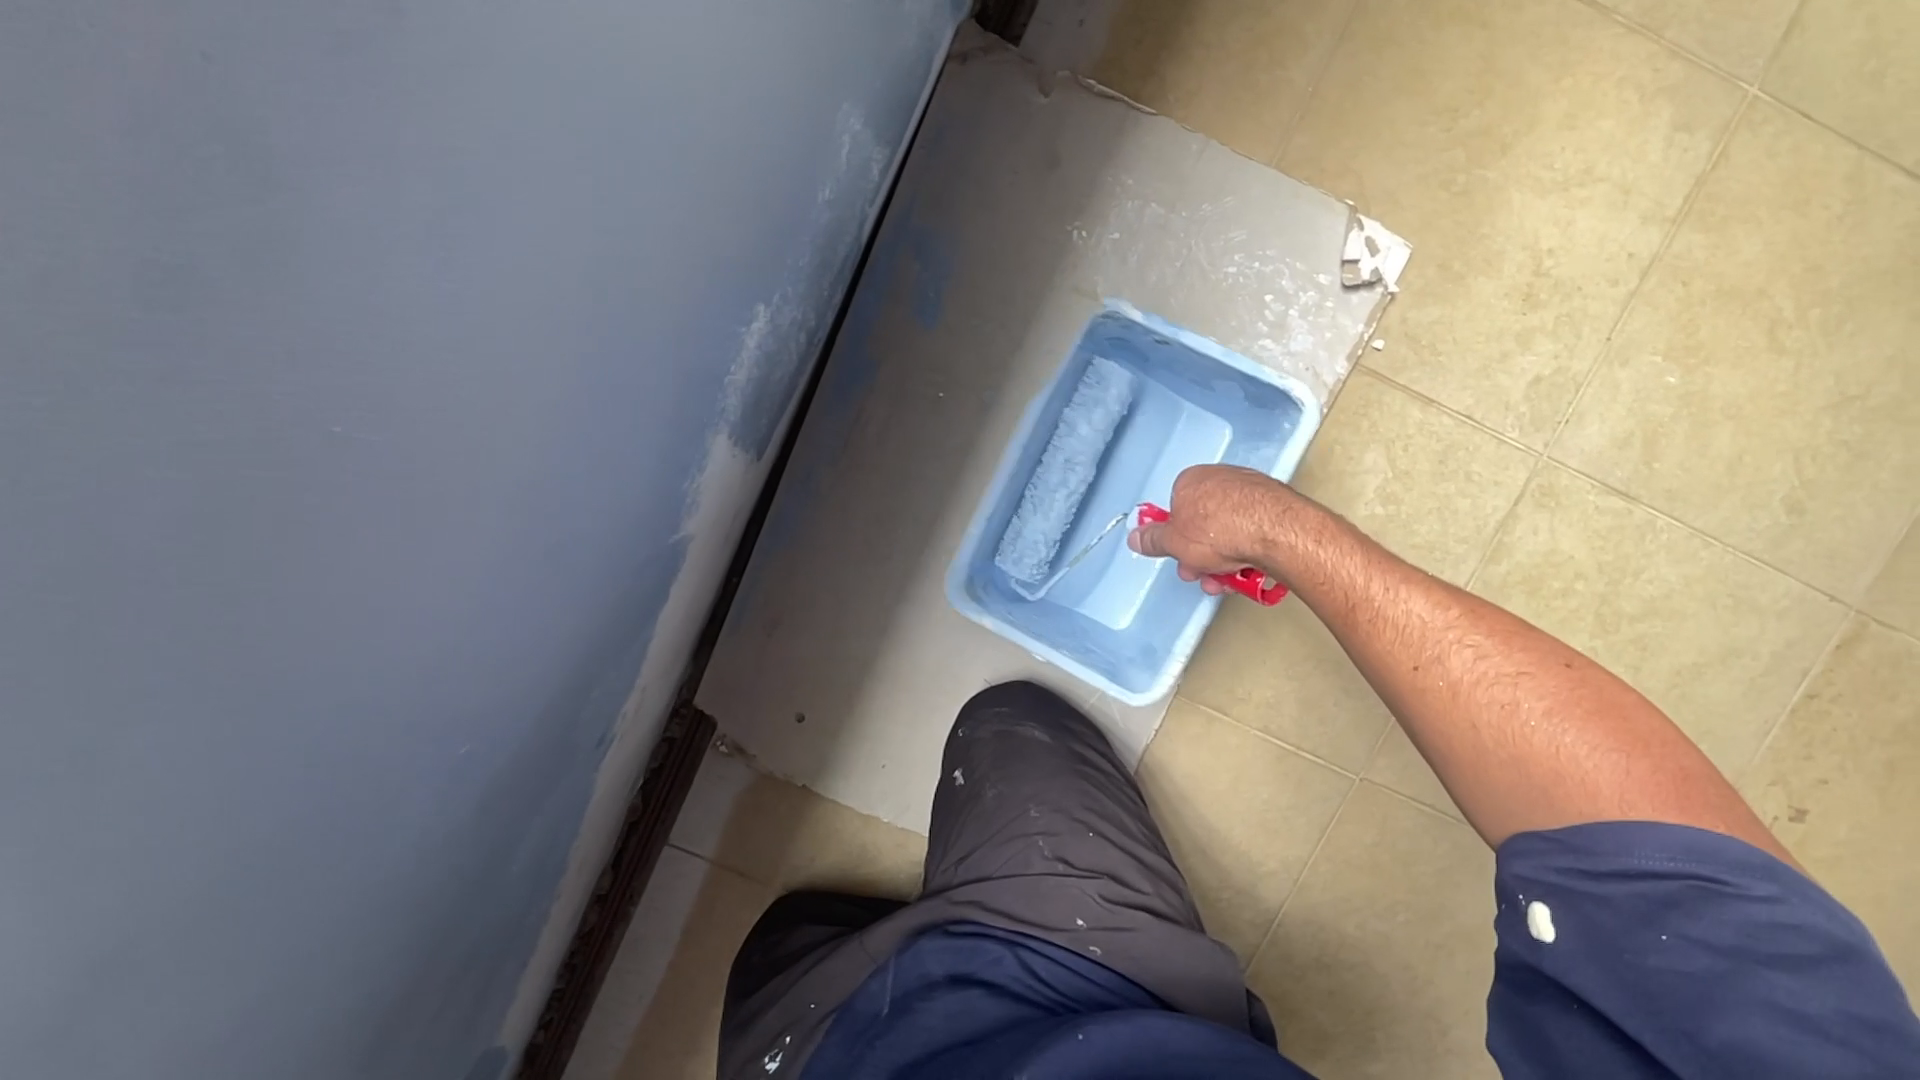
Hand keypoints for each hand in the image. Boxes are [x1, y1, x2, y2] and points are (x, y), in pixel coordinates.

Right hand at [1128, 465, 1295, 592]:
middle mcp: (1220, 478)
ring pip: (1229, 531)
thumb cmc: (1223, 530)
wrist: (1276, 532)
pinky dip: (1247, 551)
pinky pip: (1252, 531)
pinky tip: (1248, 569)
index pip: (1176, 508)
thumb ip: (1152, 540)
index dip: (1176, 537)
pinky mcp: (1274, 505)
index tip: (1180, 555)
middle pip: (1203, 523)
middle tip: (1202, 573)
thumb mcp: (1174, 543)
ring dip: (1223, 559)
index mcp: (1191, 480)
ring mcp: (1250, 490)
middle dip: (1200, 554)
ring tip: (1227, 579)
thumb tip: (1136, 538)